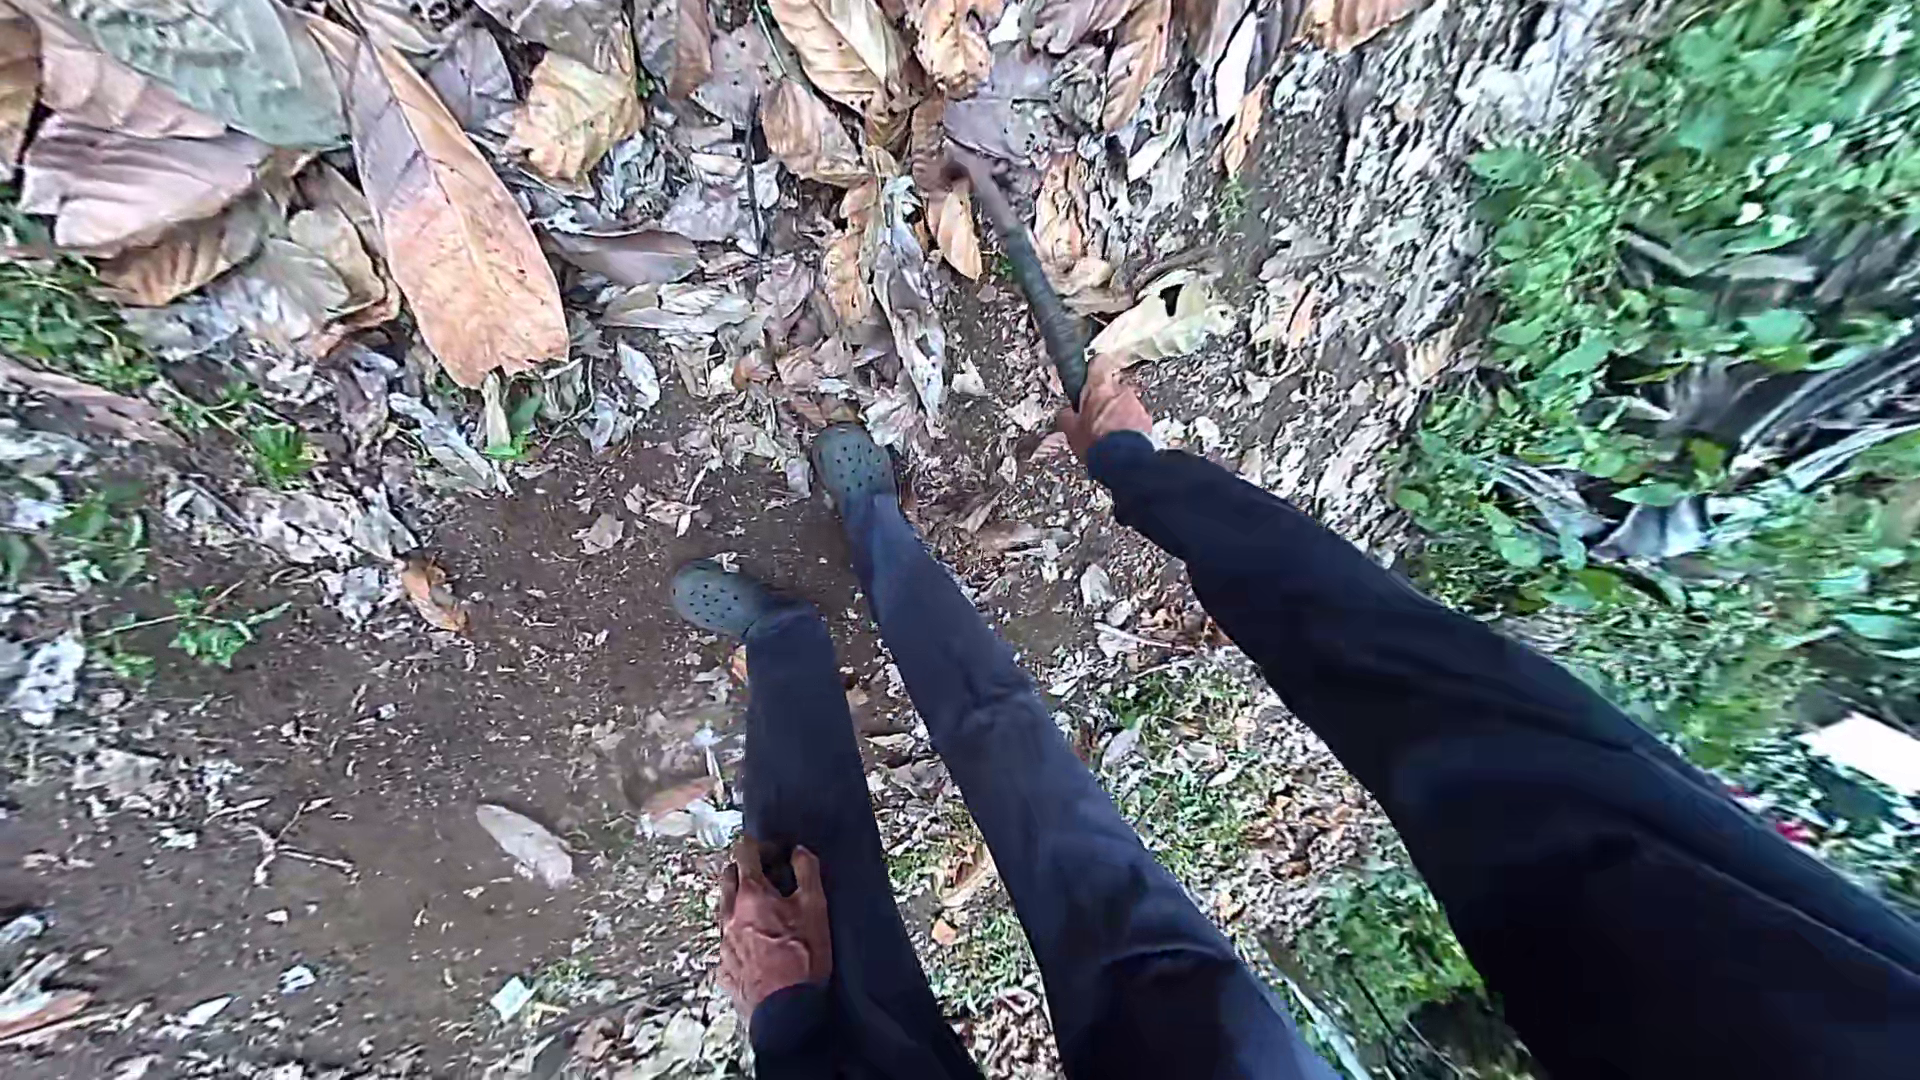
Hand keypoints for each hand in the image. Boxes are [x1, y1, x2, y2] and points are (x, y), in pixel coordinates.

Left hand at [718, 838, 830, 1017]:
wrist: (787, 1013)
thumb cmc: (803, 957)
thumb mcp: (815, 905)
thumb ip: (807, 870)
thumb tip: (799, 851)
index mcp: (751, 895)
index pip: (744, 852)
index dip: (760, 844)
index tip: (775, 849)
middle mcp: (730, 915)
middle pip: (728, 876)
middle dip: (745, 868)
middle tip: (769, 873)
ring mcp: (723, 943)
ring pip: (726, 907)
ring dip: (742, 899)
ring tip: (767, 908)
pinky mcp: (723, 967)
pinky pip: (727, 936)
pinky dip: (741, 928)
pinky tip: (761, 938)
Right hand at [1059, 354, 1152, 461]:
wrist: (1125, 462)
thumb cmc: (1097, 444)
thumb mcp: (1070, 431)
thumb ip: (1066, 416)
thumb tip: (1065, 413)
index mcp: (1099, 389)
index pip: (1098, 362)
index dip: (1092, 370)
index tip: (1088, 378)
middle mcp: (1120, 391)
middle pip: (1111, 388)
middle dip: (1104, 400)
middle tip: (1094, 418)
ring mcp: (1136, 405)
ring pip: (1124, 404)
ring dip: (1117, 414)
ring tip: (1107, 435)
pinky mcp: (1147, 420)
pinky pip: (1135, 418)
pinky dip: (1129, 426)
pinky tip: (1120, 441)